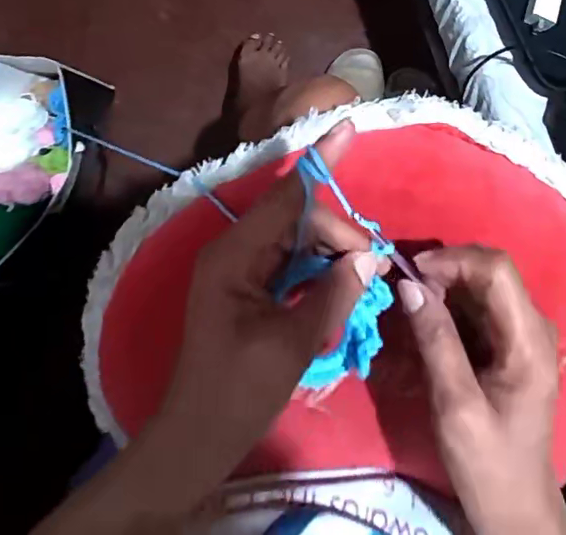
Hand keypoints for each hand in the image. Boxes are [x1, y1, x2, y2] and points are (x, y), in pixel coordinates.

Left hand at [152, 120, 385, 473]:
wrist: (195, 439)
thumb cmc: (237, 393)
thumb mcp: (292, 344)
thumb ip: (332, 294)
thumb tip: (367, 258)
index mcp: (235, 254)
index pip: (286, 197)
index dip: (320, 162)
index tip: (347, 127)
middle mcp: (235, 249)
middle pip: (296, 218)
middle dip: (336, 232)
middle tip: (371, 265)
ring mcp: (239, 265)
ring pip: (295, 237)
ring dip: (329, 249)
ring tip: (363, 273)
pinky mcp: (247, 283)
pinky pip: (288, 259)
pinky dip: (316, 266)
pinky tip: (341, 279)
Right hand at [398, 247, 565, 534]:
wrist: (515, 508)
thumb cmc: (487, 463)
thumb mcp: (455, 406)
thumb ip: (436, 341)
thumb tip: (410, 285)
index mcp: (530, 341)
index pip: (497, 269)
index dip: (454, 259)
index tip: (413, 272)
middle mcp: (533, 327)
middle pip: (491, 270)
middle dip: (447, 268)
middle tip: (408, 286)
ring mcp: (524, 333)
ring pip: (483, 283)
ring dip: (446, 282)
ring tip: (412, 299)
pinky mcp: (509, 342)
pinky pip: (479, 303)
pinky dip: (451, 299)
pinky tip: (428, 314)